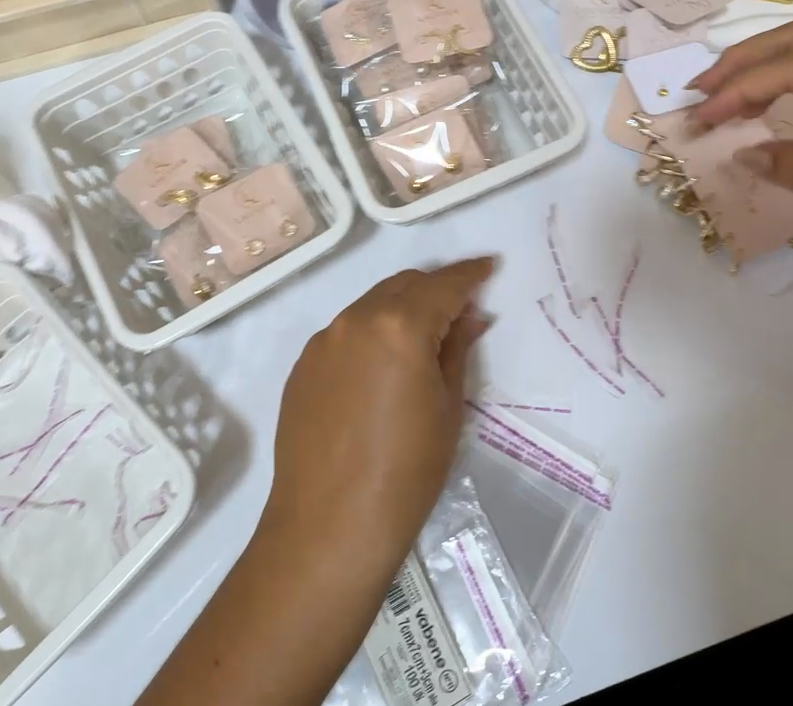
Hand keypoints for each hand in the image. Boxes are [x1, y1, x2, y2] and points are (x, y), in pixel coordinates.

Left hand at [262, 258, 495, 575]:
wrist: (329, 526)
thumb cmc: (407, 471)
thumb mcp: (448, 407)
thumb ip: (457, 349)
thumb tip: (470, 315)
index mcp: (399, 325)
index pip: (444, 284)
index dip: (471, 273)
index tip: (490, 266)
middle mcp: (355, 319)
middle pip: (403, 285)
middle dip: (435, 289)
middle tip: (462, 310)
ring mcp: (322, 342)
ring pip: (371, 306)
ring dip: (401, 310)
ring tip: (423, 340)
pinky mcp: (302, 368)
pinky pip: (345, 334)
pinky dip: (371, 335)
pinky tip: (383, 370)